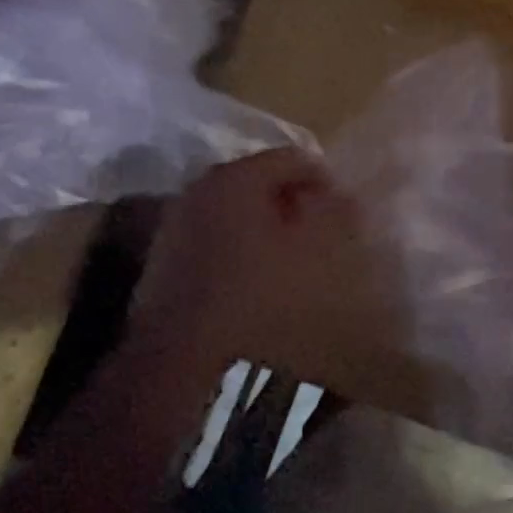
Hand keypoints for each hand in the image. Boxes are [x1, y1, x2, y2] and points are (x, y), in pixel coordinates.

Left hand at [131, 148, 400, 377]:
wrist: (180, 355)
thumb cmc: (256, 295)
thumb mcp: (312, 253)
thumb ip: (334, 217)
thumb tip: (349, 199)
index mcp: (239, 175)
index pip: (294, 158)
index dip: (325, 181)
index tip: (342, 212)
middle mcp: (203, 185)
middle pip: (261, 178)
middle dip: (292, 200)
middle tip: (317, 231)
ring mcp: (177, 218)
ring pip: (235, 206)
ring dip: (263, 221)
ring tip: (286, 256)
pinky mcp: (163, 253)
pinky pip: (212, 232)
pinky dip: (236, 242)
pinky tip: (251, 275)